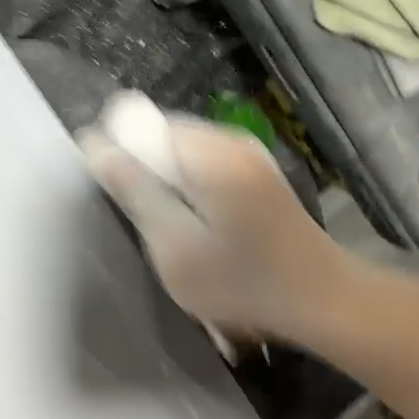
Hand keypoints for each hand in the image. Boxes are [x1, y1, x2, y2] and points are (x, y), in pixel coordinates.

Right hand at [80, 115, 359, 340]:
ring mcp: (247, 153)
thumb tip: (95, 143)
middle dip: (143, 172)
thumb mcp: (175, 247)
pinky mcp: (257, 172)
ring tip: (177, 234)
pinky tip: (204, 231)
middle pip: (159, 134)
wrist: (323, 298)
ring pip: (181, 153)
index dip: (115, 154)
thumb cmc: (243, 282)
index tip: (121, 201)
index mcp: (206, 150)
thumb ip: (135, 191)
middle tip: (150, 226)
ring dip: (168, 187)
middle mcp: (228, 138)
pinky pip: (205, 167)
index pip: (134, 119)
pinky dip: (192, 193)